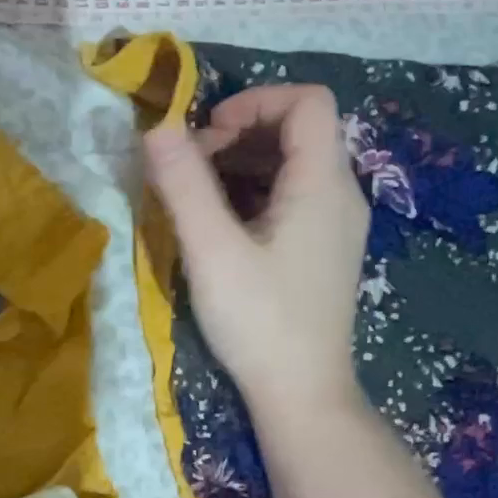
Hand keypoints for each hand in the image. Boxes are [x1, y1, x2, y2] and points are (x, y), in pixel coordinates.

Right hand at [144, 85, 370, 420]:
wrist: (302, 395)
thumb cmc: (259, 322)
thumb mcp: (212, 252)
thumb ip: (184, 186)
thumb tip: (156, 127)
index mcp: (323, 184)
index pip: (307, 102)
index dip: (254, 102)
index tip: (204, 135)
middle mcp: (341, 195)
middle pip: (299, 131)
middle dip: (240, 135)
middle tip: (190, 170)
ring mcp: (336, 227)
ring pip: (294, 167)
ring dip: (243, 165)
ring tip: (196, 196)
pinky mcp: (323, 253)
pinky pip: (293, 199)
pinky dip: (255, 195)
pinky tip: (221, 226)